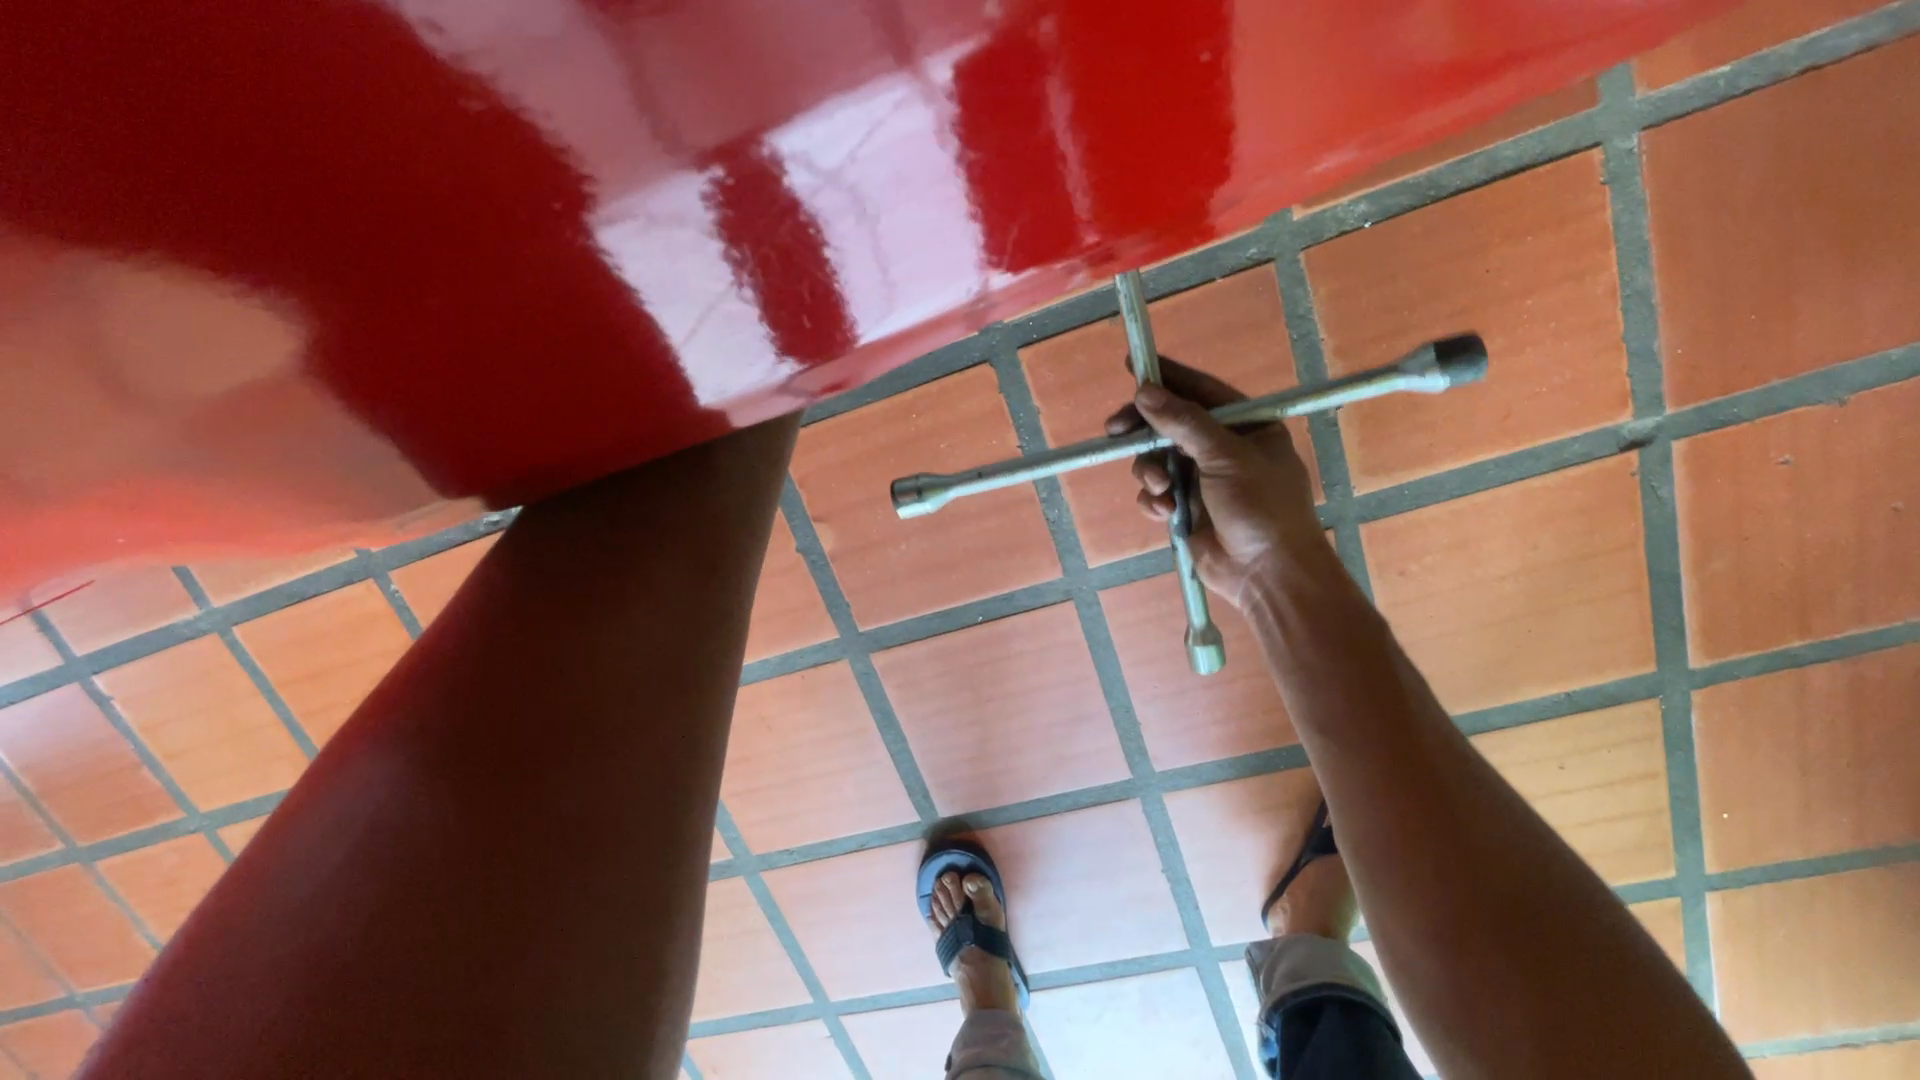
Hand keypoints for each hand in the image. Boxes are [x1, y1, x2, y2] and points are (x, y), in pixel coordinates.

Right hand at [1104, 358, 1330, 612]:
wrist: (1268, 574)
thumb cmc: (1261, 507)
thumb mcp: (1226, 457)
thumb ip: (1184, 422)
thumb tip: (1144, 391)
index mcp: (1247, 427)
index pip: (1202, 392)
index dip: (1168, 379)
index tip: (1133, 367)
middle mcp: (1224, 449)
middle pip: (1170, 426)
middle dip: (1144, 431)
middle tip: (1115, 430)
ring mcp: (1203, 480)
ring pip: (1157, 461)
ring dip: (1151, 472)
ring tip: (1161, 489)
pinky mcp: (1187, 509)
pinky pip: (1157, 493)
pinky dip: (1155, 500)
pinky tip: (1165, 512)